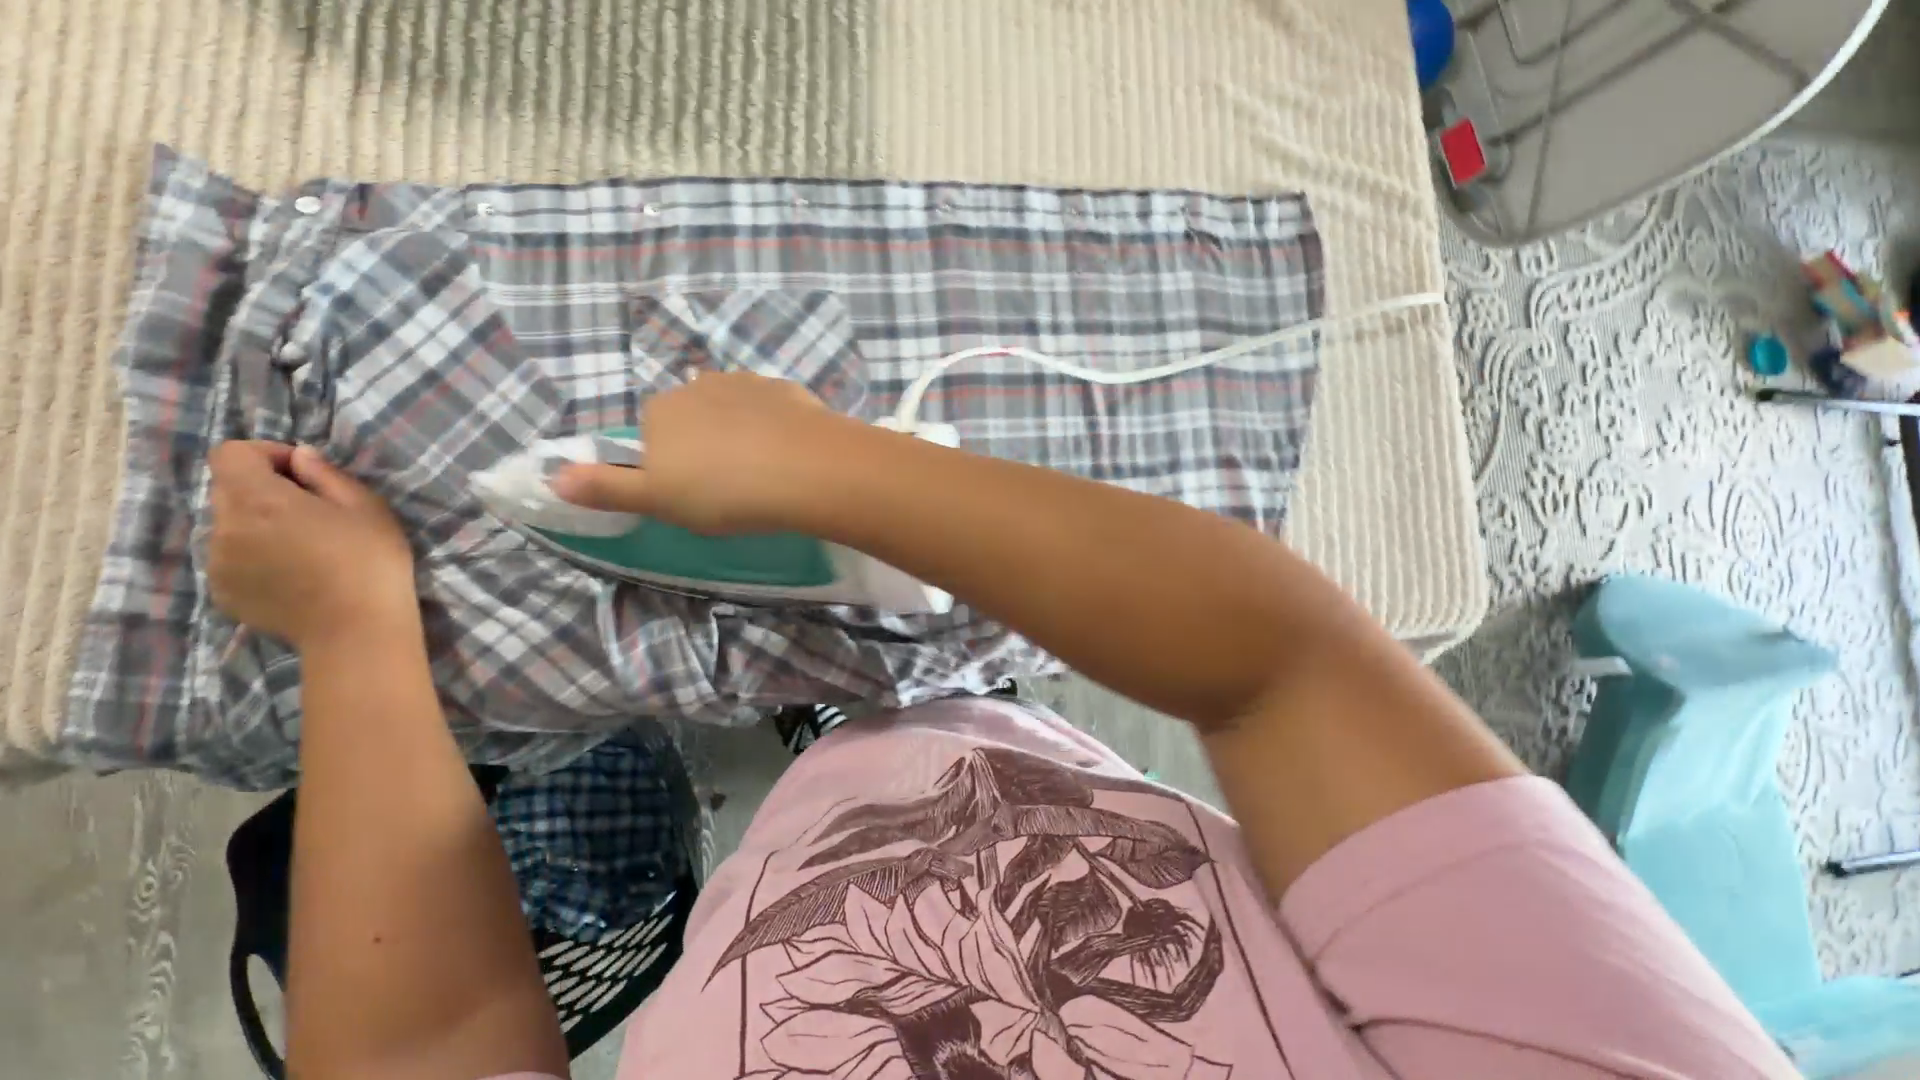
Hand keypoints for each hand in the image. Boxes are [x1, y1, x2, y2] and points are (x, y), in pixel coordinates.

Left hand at [208, 442, 418, 650]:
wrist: (356, 630)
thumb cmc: (370, 562)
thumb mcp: (366, 508)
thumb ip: (326, 475)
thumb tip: (300, 457)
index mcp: (258, 499)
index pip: (231, 454)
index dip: (266, 454)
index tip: (302, 473)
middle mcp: (225, 526)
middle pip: (228, 490)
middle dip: (263, 491)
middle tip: (310, 512)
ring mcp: (218, 562)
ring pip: (230, 527)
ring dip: (259, 526)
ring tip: (303, 549)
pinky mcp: (222, 592)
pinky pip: (231, 560)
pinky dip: (256, 558)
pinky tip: (294, 576)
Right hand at [550, 372, 867, 532]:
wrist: (805, 471)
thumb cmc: (722, 492)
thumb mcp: (657, 500)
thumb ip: (606, 487)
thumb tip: (553, 477)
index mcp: (661, 410)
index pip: (652, 434)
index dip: (668, 465)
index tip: (691, 493)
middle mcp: (698, 384)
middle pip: (691, 416)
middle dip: (703, 444)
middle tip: (727, 487)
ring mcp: (747, 383)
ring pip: (733, 410)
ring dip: (740, 433)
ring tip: (761, 472)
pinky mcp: (788, 390)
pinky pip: (772, 409)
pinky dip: (775, 428)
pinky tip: (789, 454)